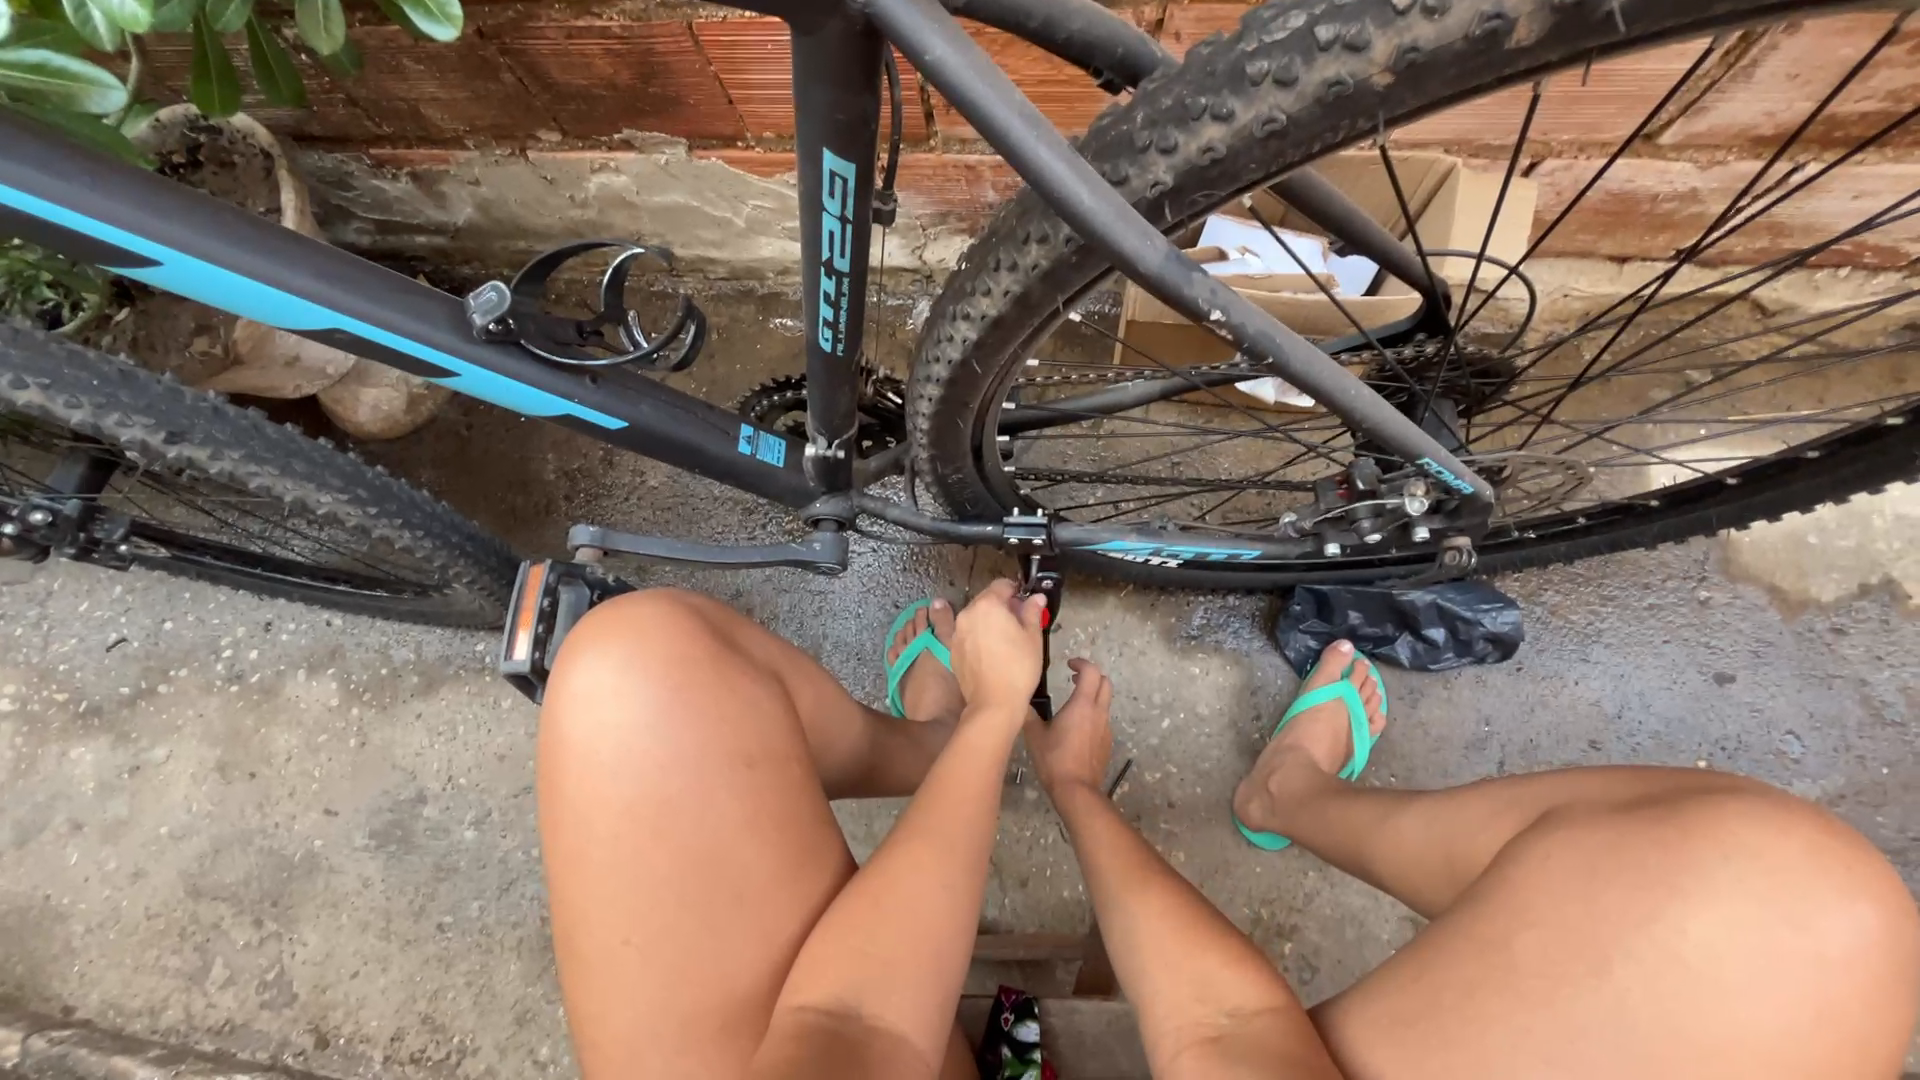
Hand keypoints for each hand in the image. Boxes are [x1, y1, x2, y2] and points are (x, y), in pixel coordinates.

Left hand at [950, 579, 1048, 721]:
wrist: (994, 702)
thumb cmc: (1018, 668)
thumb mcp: (1033, 637)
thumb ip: (1033, 612)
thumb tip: (1036, 598)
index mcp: (988, 605)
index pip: (1002, 585)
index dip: (1016, 591)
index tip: (1025, 604)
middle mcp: (967, 614)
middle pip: (986, 599)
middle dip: (1002, 606)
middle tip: (1019, 623)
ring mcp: (957, 632)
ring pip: (976, 617)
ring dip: (989, 621)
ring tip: (1006, 640)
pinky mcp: (953, 649)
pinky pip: (967, 634)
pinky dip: (978, 636)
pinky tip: (992, 652)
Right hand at [1024, 658, 1114, 798]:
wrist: (1077, 790)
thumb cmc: (1054, 759)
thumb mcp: (1034, 735)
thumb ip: (1028, 714)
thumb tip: (1019, 700)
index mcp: (1082, 705)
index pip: (1091, 672)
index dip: (1081, 663)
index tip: (1069, 664)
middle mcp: (1098, 712)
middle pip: (1105, 682)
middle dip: (1091, 676)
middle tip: (1073, 679)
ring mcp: (1106, 728)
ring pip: (1105, 702)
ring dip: (1092, 695)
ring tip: (1072, 704)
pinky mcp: (1107, 743)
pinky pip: (1103, 720)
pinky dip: (1093, 714)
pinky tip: (1076, 728)